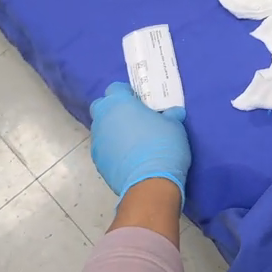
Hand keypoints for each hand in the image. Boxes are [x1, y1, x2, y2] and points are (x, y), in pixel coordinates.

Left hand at [90, 82, 190, 199]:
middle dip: (113, 110)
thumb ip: (170, 116)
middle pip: (101, 107)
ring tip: (132, 143)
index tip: (140, 103)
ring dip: (113, 131)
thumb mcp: (174, 126)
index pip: (116, 88)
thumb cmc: (163, 146)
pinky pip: (104, 149)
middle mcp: (103, 118)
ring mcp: (97, 141)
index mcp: (119, 103)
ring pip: (101, 129)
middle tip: (133, 120)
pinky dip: (112, 150)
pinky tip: (128, 159)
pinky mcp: (97, 161)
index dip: (127, 94)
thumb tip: (173, 113)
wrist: (150, 182)